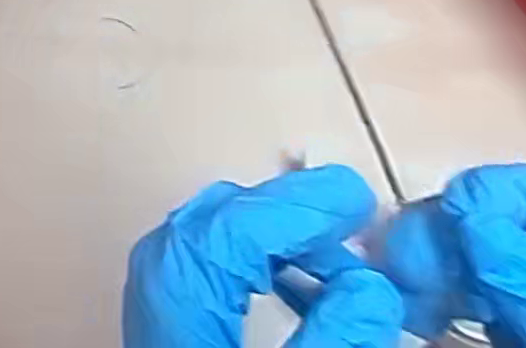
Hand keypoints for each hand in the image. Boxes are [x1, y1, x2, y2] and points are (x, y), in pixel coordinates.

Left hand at [123, 164, 401, 347]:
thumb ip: (334, 340)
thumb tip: (369, 287)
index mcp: (178, 295)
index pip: (229, 227)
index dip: (292, 205)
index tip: (352, 193)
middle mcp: (157, 283)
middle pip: (214, 221)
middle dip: (285, 215)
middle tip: (352, 222)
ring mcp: (157, 296)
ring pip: (211, 237)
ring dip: (275, 241)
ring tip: (343, 267)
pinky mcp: (169, 313)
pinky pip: (208, 266)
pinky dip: (256, 265)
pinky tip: (303, 290)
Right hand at [380, 164, 525, 346]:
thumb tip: (476, 217)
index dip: (506, 190)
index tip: (450, 211)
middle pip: (501, 223)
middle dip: (440, 231)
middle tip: (398, 264)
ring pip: (466, 256)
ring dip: (419, 261)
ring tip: (391, 291)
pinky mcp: (507, 338)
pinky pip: (455, 299)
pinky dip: (417, 293)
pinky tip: (393, 305)